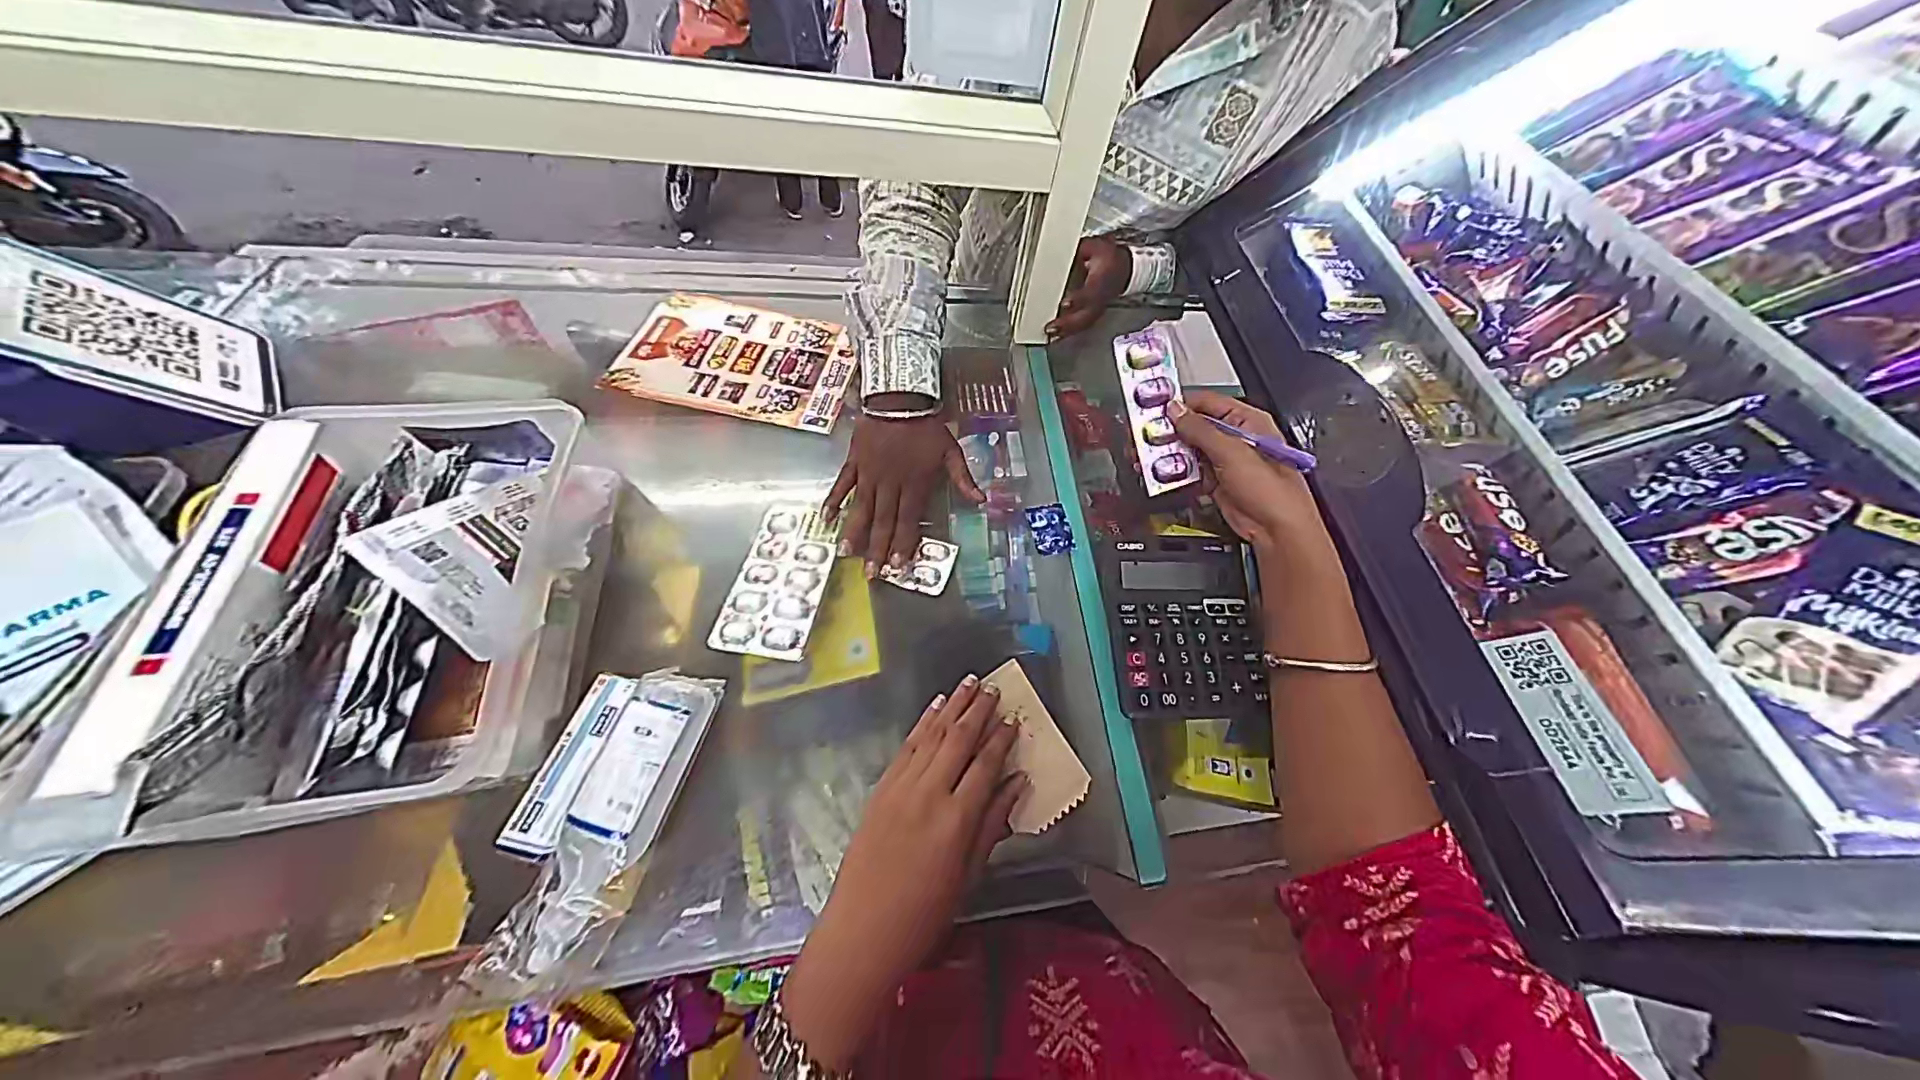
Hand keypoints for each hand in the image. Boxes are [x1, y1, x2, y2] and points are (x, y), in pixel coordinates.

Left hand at [775, 676, 1027, 1068]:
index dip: (1001, 739)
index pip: (986, 765)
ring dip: (951, 707)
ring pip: (931, 735)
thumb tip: (1018, 785)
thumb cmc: (924, 915)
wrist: (862, 930)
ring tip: (967, 684)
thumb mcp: (968, 875)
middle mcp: (929, 794)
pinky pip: (906, 747)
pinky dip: (922, 723)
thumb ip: (993, 824)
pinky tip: (934, 708)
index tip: (1013, 719)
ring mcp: (900, 788)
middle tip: (992, 688)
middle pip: (958, 740)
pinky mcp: (880, 789)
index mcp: (957, 819)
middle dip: (977, 711)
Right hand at [824, 402, 984, 578]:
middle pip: (883, 521)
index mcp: (915, 485)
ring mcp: (869, 474)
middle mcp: (890, 485)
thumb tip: (982, 501)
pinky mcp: (854, 463)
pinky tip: (826, 519)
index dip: (902, 544)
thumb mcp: (951, 452)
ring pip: (861, 508)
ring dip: (854, 532)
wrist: (900, 398)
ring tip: (846, 553)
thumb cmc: (927, 428)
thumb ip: (964, 479)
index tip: (896, 566)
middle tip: (871, 573)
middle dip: (877, 549)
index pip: (908, 520)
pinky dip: (834, 500)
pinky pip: (842, 484)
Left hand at [1044, 236, 1130, 340]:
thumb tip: (1056, 255)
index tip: (1065, 304)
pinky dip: (1071, 331)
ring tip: (1051, 333)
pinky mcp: (1095, 313)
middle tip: (1051, 327)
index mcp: (1103, 276)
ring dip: (1067, 330)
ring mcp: (1099, 306)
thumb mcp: (1093, 247)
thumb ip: (1076, 253)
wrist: (1123, 268)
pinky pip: (1084, 325)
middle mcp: (1102, 295)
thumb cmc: (1106, 257)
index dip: (1079, 299)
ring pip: (1085, 322)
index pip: (1091, 291)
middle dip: (1068, 322)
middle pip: (1087, 313)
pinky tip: (1058, 335)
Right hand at [1167, 391, 1332, 559]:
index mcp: (1248, 421)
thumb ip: (1200, 429)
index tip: (1157, 410)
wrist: (1276, 529)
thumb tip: (1177, 412)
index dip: (1182, 406)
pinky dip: (1178, 474)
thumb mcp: (1231, 452)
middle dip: (1172, 433)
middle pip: (1195, 427)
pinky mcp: (1217, 481)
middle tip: (1149, 436)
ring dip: (1172, 455)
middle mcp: (1236, 439)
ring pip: (1190, 451)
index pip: (1208, 403)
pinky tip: (1165, 475)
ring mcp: (1226, 461)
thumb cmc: (1272, 491)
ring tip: (1152, 457)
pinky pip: (1191, 472)